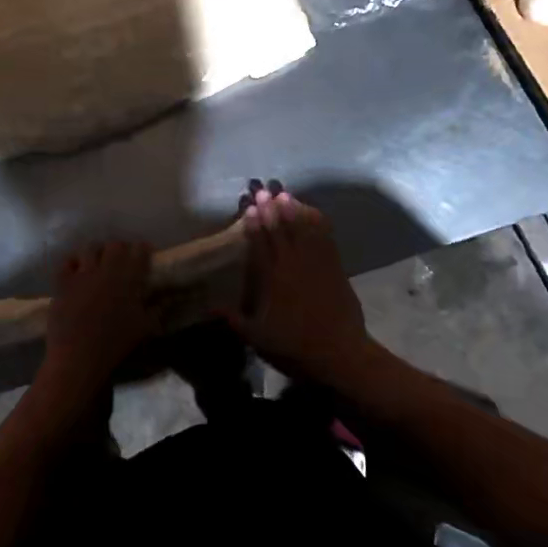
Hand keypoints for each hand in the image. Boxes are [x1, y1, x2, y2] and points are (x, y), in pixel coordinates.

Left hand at [40, 241, 154, 392]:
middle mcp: (105, 270)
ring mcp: (82, 275)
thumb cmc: (115, 344)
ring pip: (90, 249)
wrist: (78, 356)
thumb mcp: (143, 329)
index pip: (139, 252)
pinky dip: (73, 262)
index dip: (144, 249)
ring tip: (99, 261)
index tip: (146, 252)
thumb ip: (157, 311)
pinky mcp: (62, 283)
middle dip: (121, 248)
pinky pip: (66, 262)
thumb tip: (166, 300)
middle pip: (115, 245)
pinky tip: (77, 270)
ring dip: (97, 252)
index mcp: (128, 279)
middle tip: (123, 258)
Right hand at [227, 186, 377, 384]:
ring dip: (294, 211)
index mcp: (272, 280)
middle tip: (263, 191)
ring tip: (285, 195)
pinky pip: (325, 239)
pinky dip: (318, 224)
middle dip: (271, 210)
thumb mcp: (256, 337)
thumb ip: (232, 319)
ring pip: (303, 231)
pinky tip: (313, 212)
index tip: (249, 208)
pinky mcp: (336, 269)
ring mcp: (316, 265)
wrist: (338, 354)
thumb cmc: (293, 347)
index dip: (254, 226)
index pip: (260, 246)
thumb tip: (208, 306)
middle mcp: (292, 266)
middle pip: (280, 232)